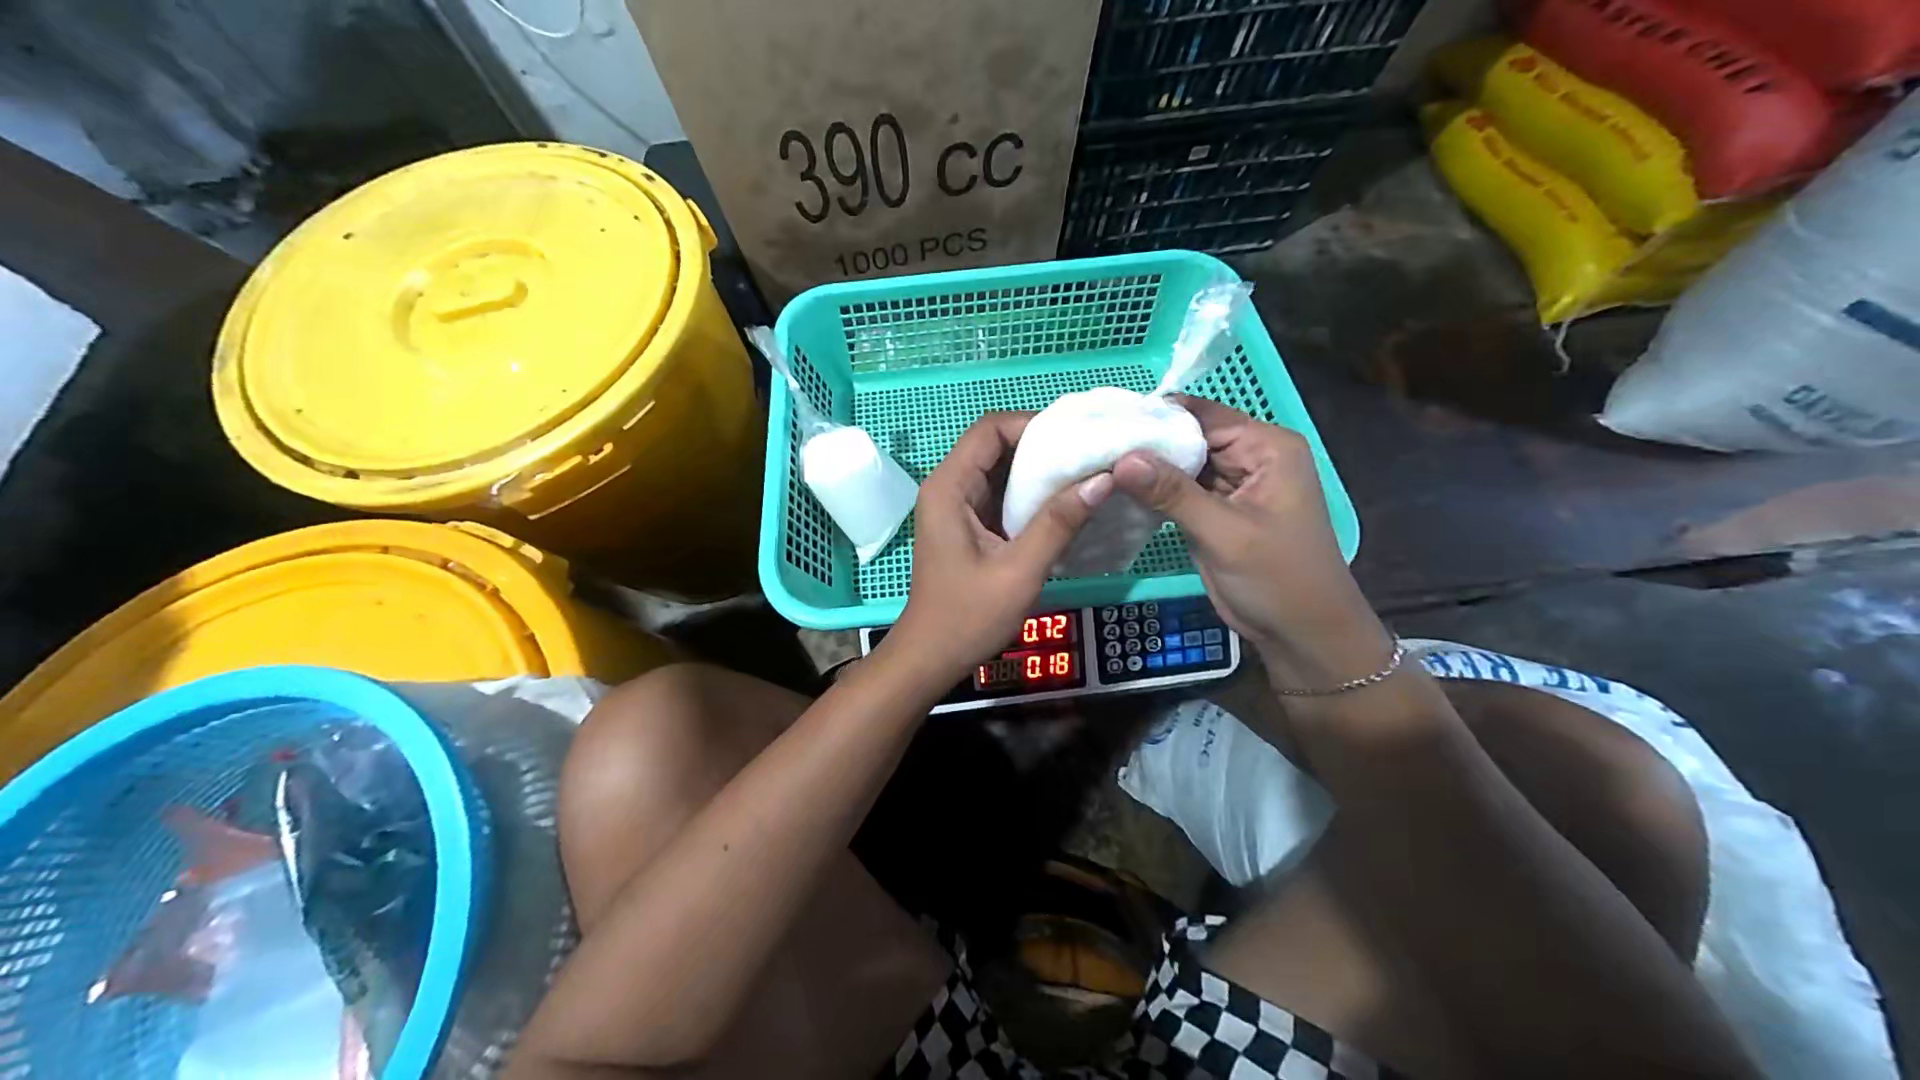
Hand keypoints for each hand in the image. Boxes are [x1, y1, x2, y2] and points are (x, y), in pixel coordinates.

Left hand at [889, 412, 1111, 682]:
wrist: (932, 656)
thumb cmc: (969, 616)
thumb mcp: (1020, 570)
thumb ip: (1059, 522)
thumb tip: (1103, 479)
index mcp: (950, 487)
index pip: (990, 429)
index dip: (1033, 425)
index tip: (1077, 438)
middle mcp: (949, 487)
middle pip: (996, 445)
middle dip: (1042, 446)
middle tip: (1090, 455)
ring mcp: (958, 507)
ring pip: (1001, 470)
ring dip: (1039, 471)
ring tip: (1086, 475)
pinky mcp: (969, 525)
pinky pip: (1001, 495)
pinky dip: (1031, 495)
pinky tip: (1066, 504)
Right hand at [1112, 395, 1391, 691]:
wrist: (1302, 635)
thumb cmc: (1278, 579)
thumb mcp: (1224, 533)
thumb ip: (1172, 492)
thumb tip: (1122, 457)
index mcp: (1267, 447)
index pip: (1203, 415)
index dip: (1156, 417)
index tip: (1107, 425)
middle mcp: (1251, 457)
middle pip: (1189, 436)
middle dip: (1146, 443)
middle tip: (1093, 449)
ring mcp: (1232, 485)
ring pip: (1181, 464)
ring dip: (1146, 469)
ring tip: (1096, 466)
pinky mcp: (1216, 510)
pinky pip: (1180, 490)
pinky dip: (1153, 492)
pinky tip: (1117, 491)